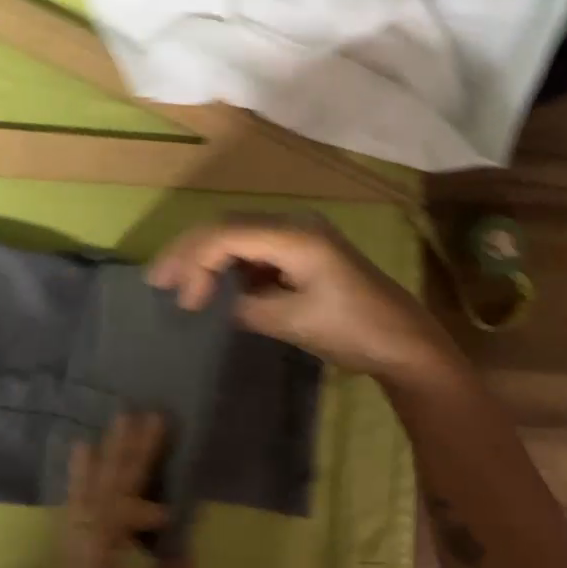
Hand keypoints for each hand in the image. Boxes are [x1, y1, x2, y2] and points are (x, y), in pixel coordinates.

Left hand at [55, 413, 193, 567]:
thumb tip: (183, 533)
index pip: (113, 513)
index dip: (133, 475)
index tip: (156, 444)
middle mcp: (76, 563)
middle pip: (96, 499)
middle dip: (118, 457)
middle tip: (136, 417)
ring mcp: (69, 563)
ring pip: (82, 503)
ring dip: (101, 464)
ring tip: (114, 429)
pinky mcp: (71, 566)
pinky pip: (77, 516)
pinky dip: (84, 485)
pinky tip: (87, 462)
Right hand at [148, 215, 469, 387]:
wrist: (406, 343)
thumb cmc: (354, 332)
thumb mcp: (293, 323)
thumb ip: (248, 306)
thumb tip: (222, 303)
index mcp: (295, 236)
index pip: (226, 234)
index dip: (195, 262)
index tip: (184, 301)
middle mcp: (295, 224)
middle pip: (227, 226)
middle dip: (190, 253)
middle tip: (160, 282)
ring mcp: (301, 236)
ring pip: (238, 235)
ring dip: (207, 257)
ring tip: (181, 286)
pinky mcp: (304, 253)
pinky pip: (255, 248)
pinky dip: (229, 265)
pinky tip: (216, 287)